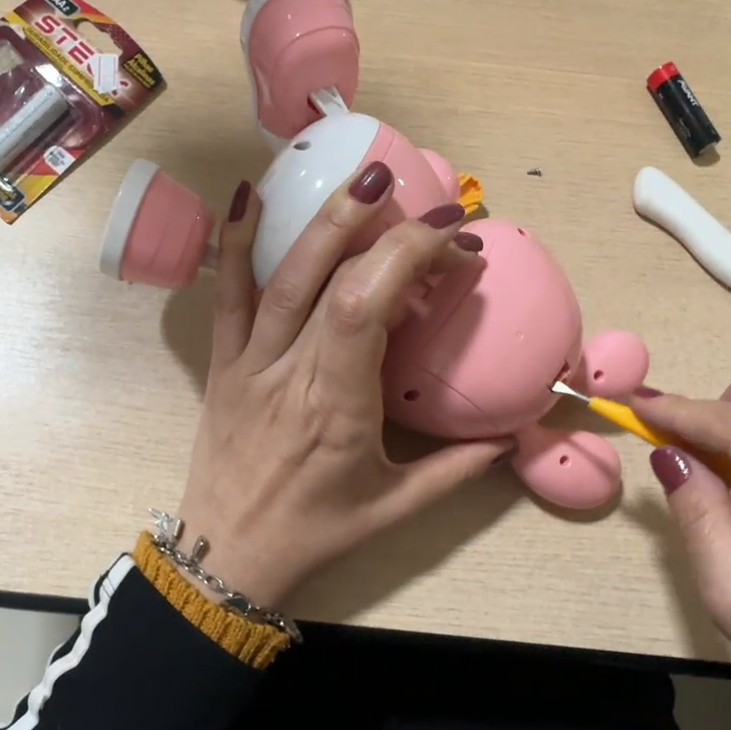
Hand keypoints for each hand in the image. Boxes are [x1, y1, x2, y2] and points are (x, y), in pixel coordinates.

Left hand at [172, 165, 510, 609]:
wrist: (225, 555)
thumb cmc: (312, 535)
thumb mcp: (391, 509)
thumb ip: (455, 470)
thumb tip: (508, 434)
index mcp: (335, 409)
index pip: (365, 310)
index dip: (410, 261)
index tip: (458, 247)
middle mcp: (289, 376)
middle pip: (333, 283)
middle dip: (386, 232)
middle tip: (434, 206)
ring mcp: (248, 365)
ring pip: (282, 279)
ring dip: (325, 221)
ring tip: (367, 175)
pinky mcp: (221, 366)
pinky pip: (225, 297)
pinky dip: (235, 245)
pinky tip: (248, 194)